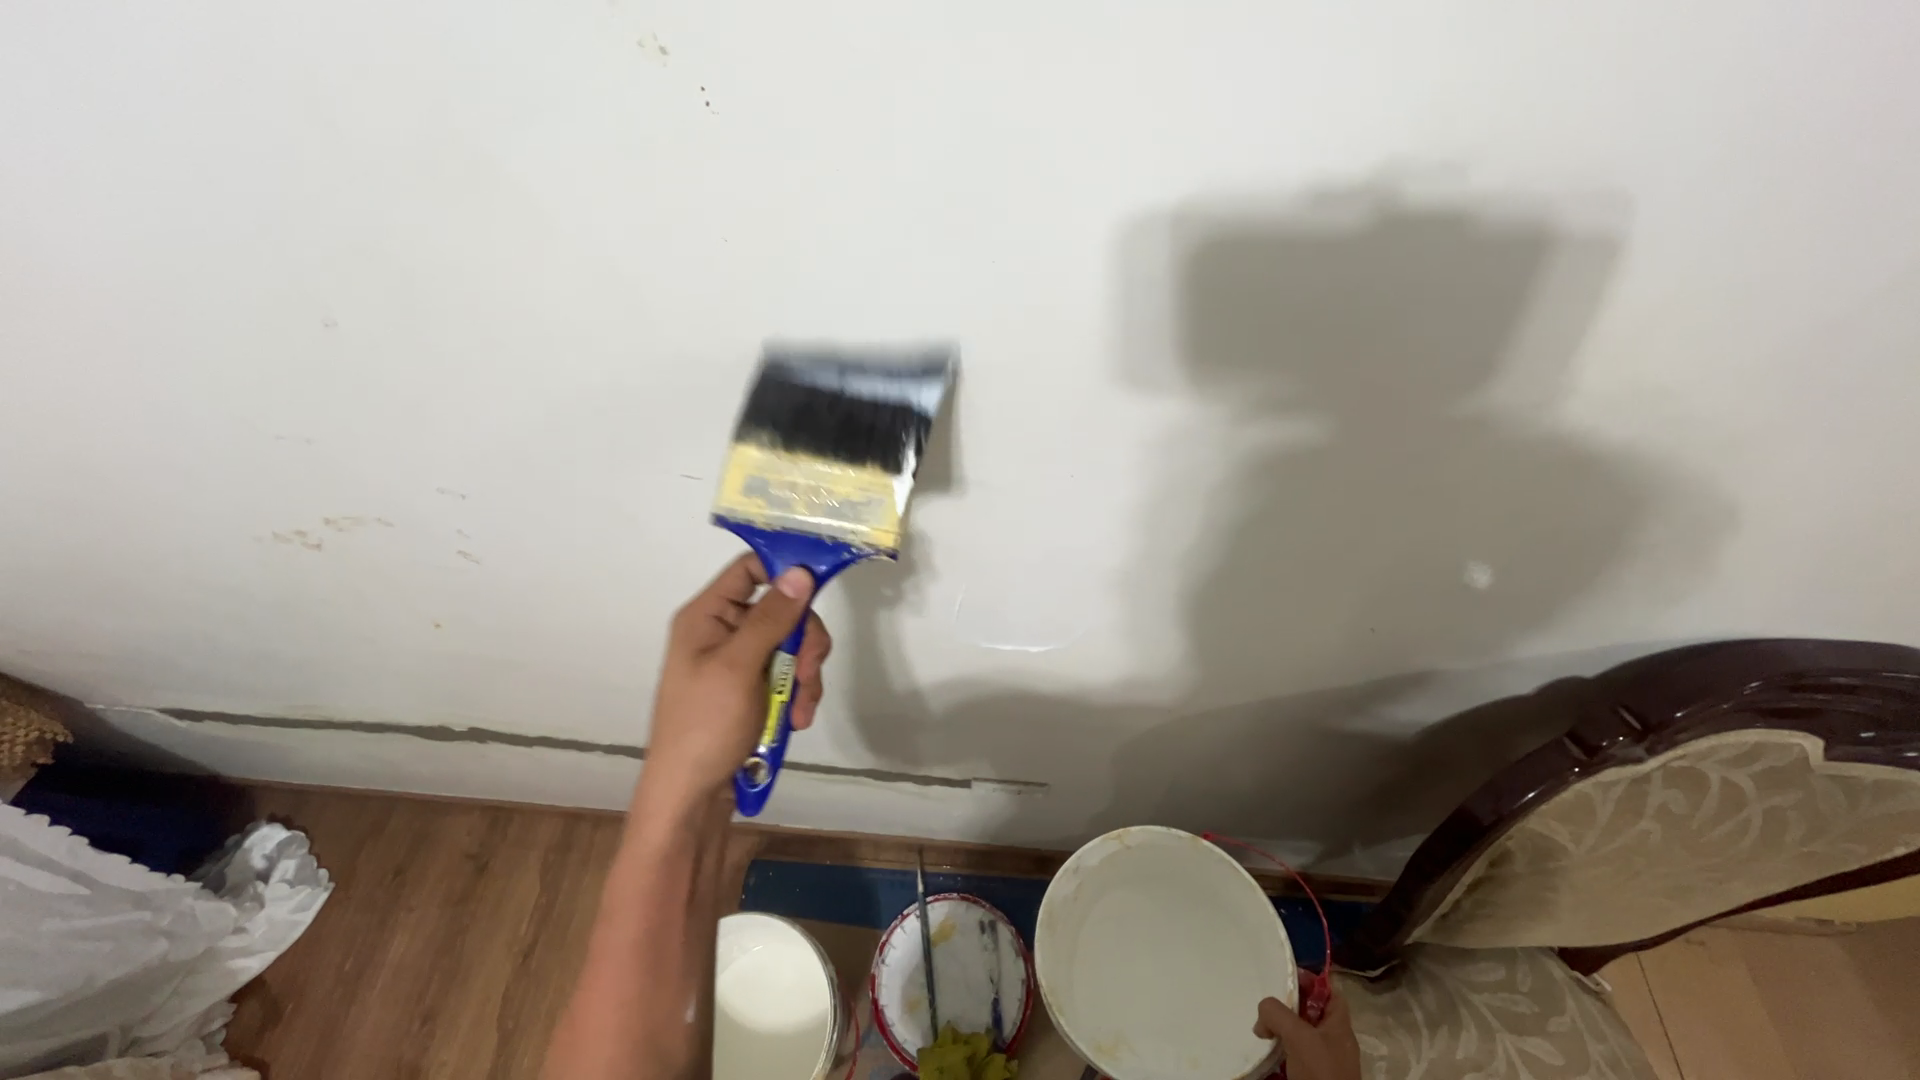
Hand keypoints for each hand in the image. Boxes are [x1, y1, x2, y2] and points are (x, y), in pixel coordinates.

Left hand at [642, 554, 833, 804]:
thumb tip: (800, 571)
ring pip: (792, 646)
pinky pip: (788, 676)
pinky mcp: (752, 690)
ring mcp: (739, 663)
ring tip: (800, 710)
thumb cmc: (704, 726)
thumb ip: (771, 618)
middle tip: (807, 672)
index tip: (821, 585)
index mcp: (707, 616)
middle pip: (782, 610)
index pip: (750, 569)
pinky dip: (798, 695)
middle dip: (803, 642)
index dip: (785, 570)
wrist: (691, 797)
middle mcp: (723, 632)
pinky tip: (795, 720)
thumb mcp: (739, 667)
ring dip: (805, 676)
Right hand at [1255, 971, 1361, 1079]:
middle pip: (1309, 1011)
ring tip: (1261, 1028)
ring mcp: (1322, 1060)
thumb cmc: (1321, 1073)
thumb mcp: (1298, 1035)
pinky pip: (1291, 1055)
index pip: (1328, 991)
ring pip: (1298, 1034)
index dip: (1309, 979)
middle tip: (1266, 1004)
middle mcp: (1333, 1040)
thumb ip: (1277, 1013)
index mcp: (1339, 1025)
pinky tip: (1264, 1050)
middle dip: (1287, 1005)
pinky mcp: (1309, 1075)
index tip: (1284, 976)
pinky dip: (1277, 1050)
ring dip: (1279, 1029)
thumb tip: (1262, 1016)